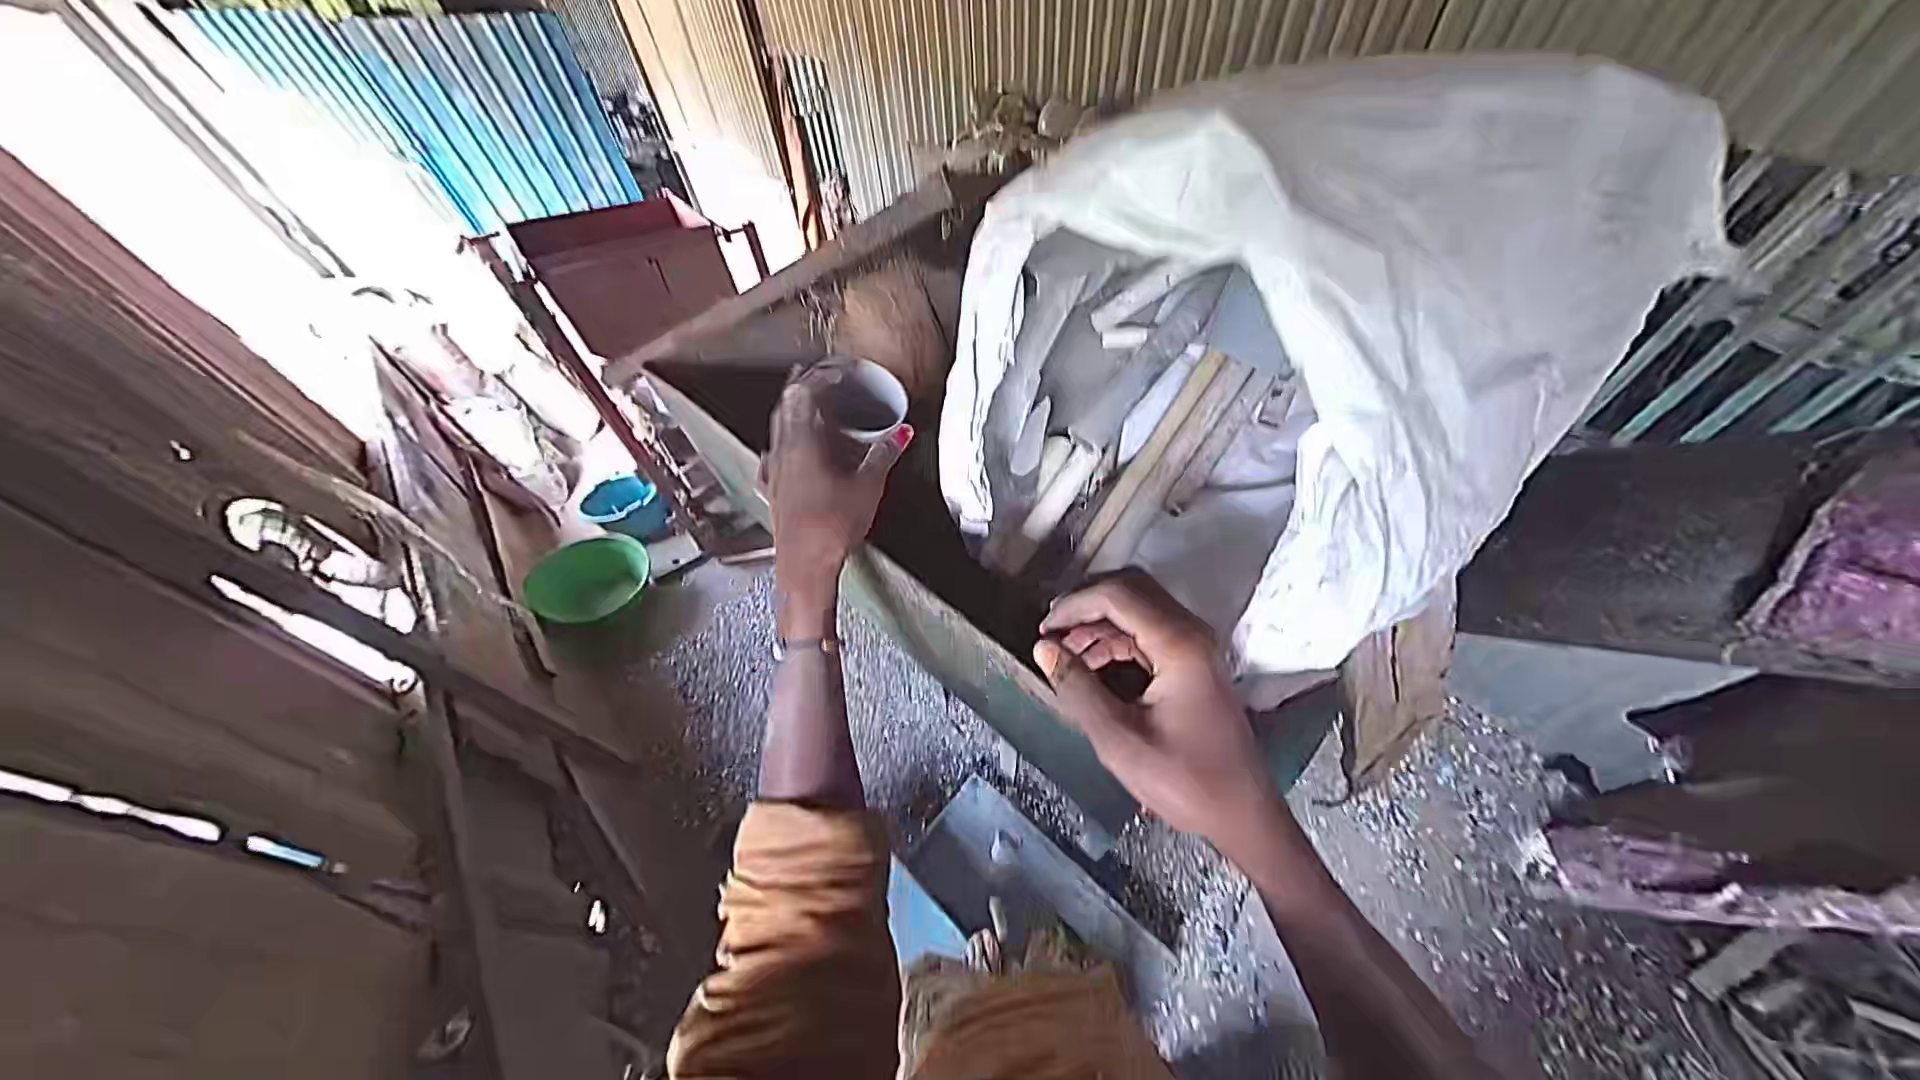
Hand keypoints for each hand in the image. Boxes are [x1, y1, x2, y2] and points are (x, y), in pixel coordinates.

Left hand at [765, 363, 910, 605]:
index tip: (840, 371)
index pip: (805, 392)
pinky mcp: (774, 490)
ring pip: (779, 427)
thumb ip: (884, 454)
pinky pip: (777, 453)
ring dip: (796, 411)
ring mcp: (774, 471)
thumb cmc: (831, 527)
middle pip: (787, 405)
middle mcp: (781, 451)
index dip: (823, 375)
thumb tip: (902, 434)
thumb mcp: (868, 486)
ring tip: (814, 407)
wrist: (806, 566)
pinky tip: (794, 449)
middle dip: (806, 387)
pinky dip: (788, 441)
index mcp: (802, 442)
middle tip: (825, 379)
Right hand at [1035, 570, 1279, 851]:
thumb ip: (1077, 688)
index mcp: (1179, 644)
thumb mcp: (1119, 740)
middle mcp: (1190, 632)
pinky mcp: (1191, 660)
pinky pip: (1145, 630)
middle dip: (1084, 604)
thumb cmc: (1185, 781)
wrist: (1242, 813)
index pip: (1117, 595)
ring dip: (1097, 622)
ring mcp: (1194, 644)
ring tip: (1063, 652)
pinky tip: (1089, 665)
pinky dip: (1113, 638)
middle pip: (1130, 589)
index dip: (1074, 605)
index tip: (1043, 630)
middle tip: (1050, 633)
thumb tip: (1044, 648)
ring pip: (1137, 607)